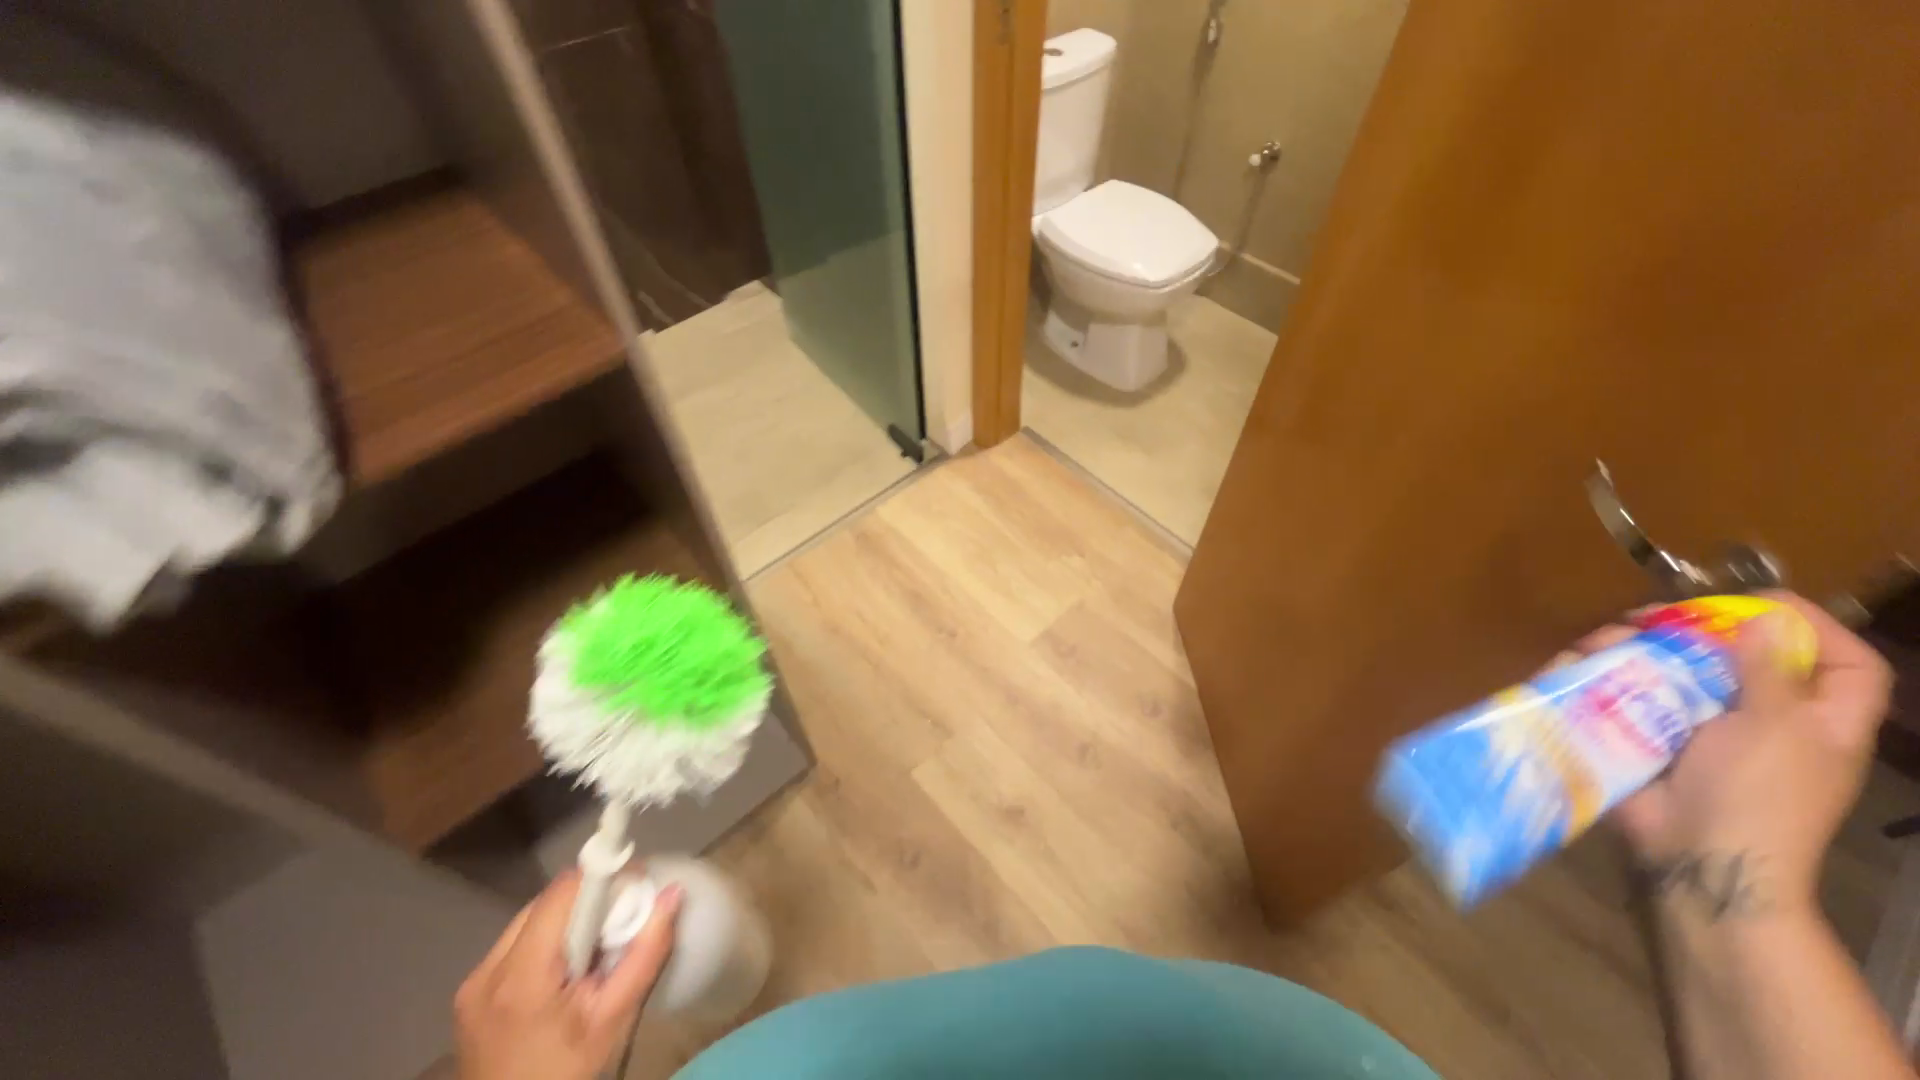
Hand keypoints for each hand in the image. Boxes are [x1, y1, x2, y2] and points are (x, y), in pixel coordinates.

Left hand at [455, 870, 681, 1079]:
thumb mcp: (614, 1019)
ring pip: (529, 922)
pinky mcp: (468, 994)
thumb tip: (672, 894)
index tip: (635, 887)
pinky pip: (514, 947)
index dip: (602, 879)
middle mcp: (488, 969)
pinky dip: (545, 945)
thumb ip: (645, 953)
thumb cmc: (566, 1077)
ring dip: (566, 923)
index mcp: (523, 975)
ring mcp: (473, 982)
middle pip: (545, 904)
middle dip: (587, 903)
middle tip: (621, 926)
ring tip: (594, 955)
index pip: (563, 893)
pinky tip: (564, 975)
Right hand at [1607, 592, 1891, 920]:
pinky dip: (1601, 678)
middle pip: (1741, 657)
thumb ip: (1770, 672)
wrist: (1696, 857)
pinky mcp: (1649, 739)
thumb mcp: (1777, 729)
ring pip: (1672, 672)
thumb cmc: (1757, 794)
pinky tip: (1577, 666)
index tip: (1758, 604)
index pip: (1847, 664)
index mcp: (1817, 721)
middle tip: (1656, 615)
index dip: (1815, 627)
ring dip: (1636, 648)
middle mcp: (1762, 719)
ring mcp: (1699, 729)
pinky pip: (1627, 698)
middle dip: (1696, 628)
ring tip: (1605, 640)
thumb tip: (1763, 618)